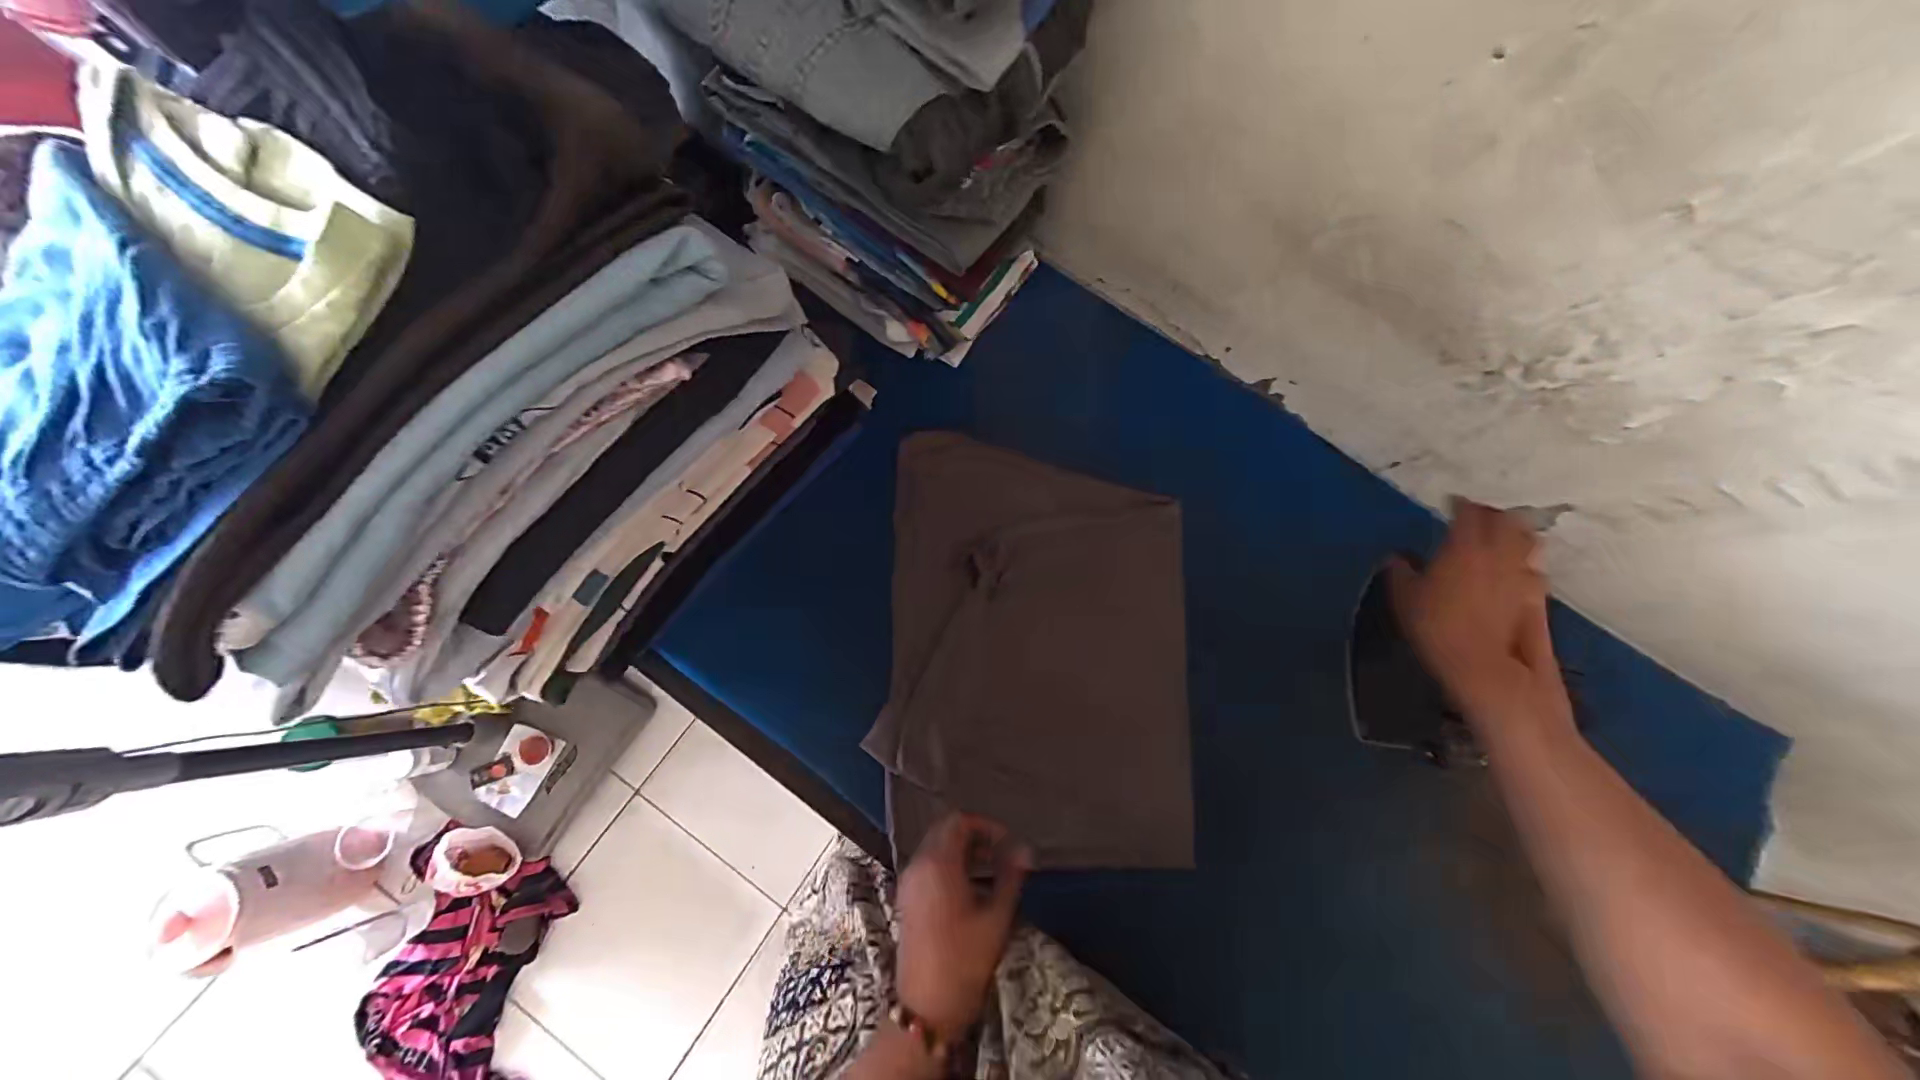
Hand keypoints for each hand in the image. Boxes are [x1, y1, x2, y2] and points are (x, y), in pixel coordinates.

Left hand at [895, 812, 1030, 1037]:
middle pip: (944, 830)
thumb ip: (1011, 877)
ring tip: (991, 869)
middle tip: (1001, 853)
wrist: (926, 1008)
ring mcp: (908, 882)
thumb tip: (1024, 850)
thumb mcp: (996, 918)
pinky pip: (927, 865)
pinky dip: (948, 864)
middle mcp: (918, 865)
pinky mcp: (906, 898)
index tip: (1008, 842)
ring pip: (935, 847)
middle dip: (974, 835)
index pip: (958, 821)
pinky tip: (970, 886)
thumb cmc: (965, 961)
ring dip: (962, 850)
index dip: (986, 825)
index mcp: (938, 863)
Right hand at [1387, 499, 1573, 735]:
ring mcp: (1521, 573)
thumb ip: (1400, 572)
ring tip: (1505, 530)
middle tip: (1480, 512)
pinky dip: (1527, 558)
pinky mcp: (1535, 595)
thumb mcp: (1403, 598)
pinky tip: (1520, 564)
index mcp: (1463, 547)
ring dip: (1515, 531)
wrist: (1483, 667)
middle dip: (1492, 512)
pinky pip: (1534, 566)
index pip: (1467, 513)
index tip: (1452, 501)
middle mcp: (1498, 553)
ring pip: (1526, 540)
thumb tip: (1396, 558)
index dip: (1461, 504)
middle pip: (1504, 520)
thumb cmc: (1435, 627)